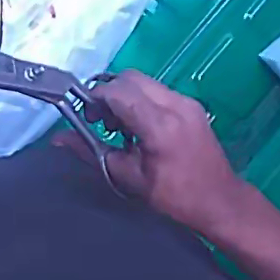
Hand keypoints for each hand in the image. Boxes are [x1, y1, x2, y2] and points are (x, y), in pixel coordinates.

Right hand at [62, 71, 258, 233]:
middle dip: (108, 93)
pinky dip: (140, 99)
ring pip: (143, 81)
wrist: (221, 202)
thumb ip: (90, 152)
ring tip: (120, 125)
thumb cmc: (174, 197)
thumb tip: (58, 138)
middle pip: (129, 78)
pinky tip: (139, 125)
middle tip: (101, 120)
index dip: (95, 98)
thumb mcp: (127, 177)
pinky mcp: (192, 104)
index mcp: (159, 124)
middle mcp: (175, 104)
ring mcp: (186, 102)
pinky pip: (157, 89)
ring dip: (124, 95)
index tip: (86, 116)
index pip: (118, 91)